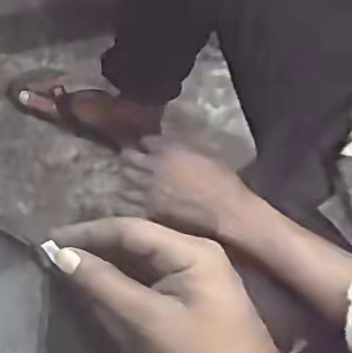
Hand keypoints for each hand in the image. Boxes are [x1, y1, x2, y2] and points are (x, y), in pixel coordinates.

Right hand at [49, 218, 297, 352]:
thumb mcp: (147, 320)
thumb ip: (103, 283)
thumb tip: (61, 255)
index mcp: (192, 250)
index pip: (128, 229)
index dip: (85, 234)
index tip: (47, 242)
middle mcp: (195, 254)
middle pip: (134, 241)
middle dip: (93, 246)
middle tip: (52, 253)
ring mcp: (195, 278)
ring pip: (138, 261)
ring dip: (104, 264)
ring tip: (65, 266)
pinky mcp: (190, 300)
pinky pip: (147, 280)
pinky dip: (119, 282)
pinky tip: (95, 287)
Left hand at [121, 138, 257, 240]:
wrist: (227, 211)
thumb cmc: (224, 181)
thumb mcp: (205, 153)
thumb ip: (183, 147)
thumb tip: (169, 143)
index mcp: (170, 150)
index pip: (146, 140)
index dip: (145, 144)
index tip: (145, 148)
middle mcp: (155, 166)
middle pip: (129, 157)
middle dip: (129, 157)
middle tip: (130, 161)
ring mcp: (149, 188)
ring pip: (124, 178)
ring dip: (125, 177)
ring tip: (126, 179)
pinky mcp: (148, 208)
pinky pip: (127, 200)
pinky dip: (125, 197)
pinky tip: (128, 197)